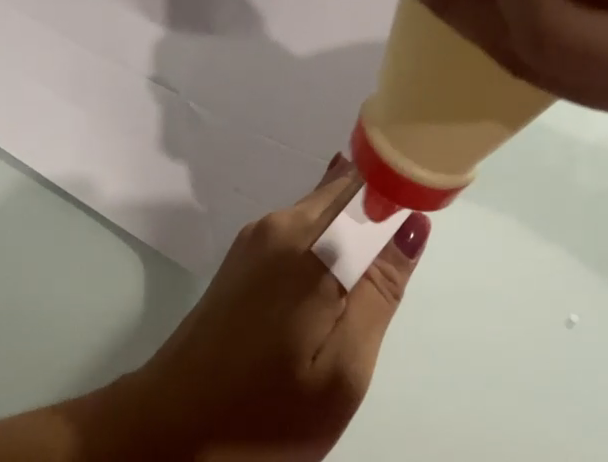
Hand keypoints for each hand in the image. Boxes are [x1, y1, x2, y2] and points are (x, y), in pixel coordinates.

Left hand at [122, 158, 430, 460]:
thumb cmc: (269, 409)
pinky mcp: (244, 257)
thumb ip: (380, 288)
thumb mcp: (344, 365)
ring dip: (359, 220)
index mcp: (308, 243)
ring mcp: (256, 238)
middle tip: (416, 232)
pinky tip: (346, 262)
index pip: (369, 184)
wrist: (173, 427)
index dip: (404, 181)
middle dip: (384, 197)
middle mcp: (280, 225)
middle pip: (346, 188)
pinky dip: (333, 237)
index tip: (435, 191)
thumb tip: (412, 222)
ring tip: (388, 248)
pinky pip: (303, 228)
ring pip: (324, 207)